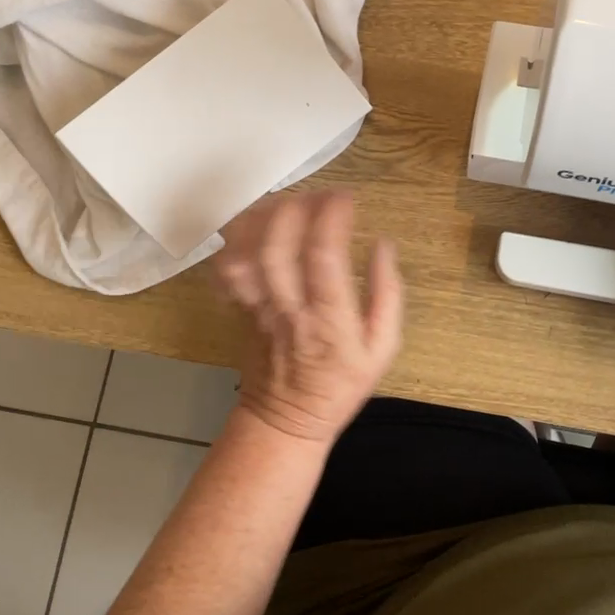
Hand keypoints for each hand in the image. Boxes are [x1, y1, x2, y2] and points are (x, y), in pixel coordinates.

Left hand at [215, 189, 402, 444]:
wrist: (285, 421)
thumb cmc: (339, 385)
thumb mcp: (383, 349)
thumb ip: (387, 295)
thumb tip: (383, 246)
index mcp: (329, 319)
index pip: (324, 256)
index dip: (332, 217)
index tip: (346, 196)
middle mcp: (288, 309)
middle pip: (277, 246)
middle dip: (296, 207)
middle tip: (317, 193)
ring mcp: (257, 309)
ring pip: (246, 253)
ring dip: (263, 217)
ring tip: (286, 199)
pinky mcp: (237, 309)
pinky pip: (227, 268)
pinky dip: (235, 238)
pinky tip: (253, 221)